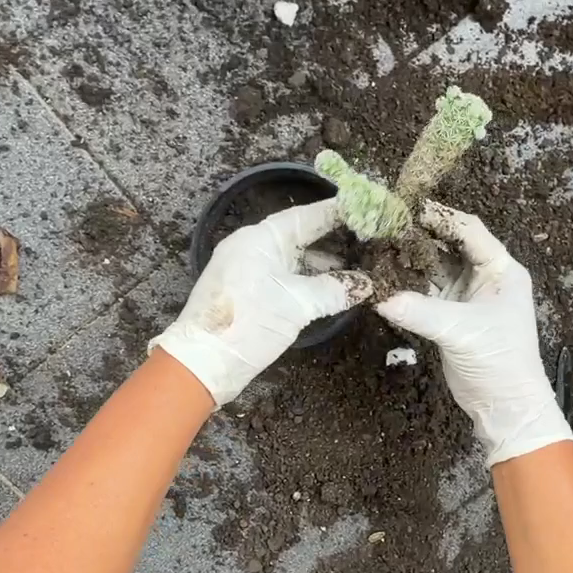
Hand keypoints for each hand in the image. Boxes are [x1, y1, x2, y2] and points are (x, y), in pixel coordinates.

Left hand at [152, 198, 371, 406]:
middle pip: (300, 237)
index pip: (305, 216)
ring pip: (293, 260)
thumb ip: (334, 290)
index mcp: (260, 239)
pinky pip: (285, 278)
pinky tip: (330, 290)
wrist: (203, 363)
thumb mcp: (297, 304)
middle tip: (369, 241)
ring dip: (323, 266)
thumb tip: (366, 284)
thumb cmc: (248, 324)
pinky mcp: (248, 294)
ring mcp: (248, 271)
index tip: (364, 209)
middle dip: (334, 241)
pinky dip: (308, 282)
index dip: (336, 213)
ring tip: (357, 269)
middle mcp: (252, 248)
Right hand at [376, 201, 571, 464]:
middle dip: (418, 238)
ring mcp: (467, 299)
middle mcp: (485, 279)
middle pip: (448, 247)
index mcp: (501, 271)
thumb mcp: (462, 332)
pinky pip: (426, 295)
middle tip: (384, 226)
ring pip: (434, 271)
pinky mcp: (450, 319)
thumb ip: (421, 312)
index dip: (440, 217)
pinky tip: (384, 281)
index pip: (470, 230)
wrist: (505, 407)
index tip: (408, 206)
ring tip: (377, 249)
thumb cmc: (499, 362)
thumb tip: (380, 298)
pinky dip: (407, 289)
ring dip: (409, 263)